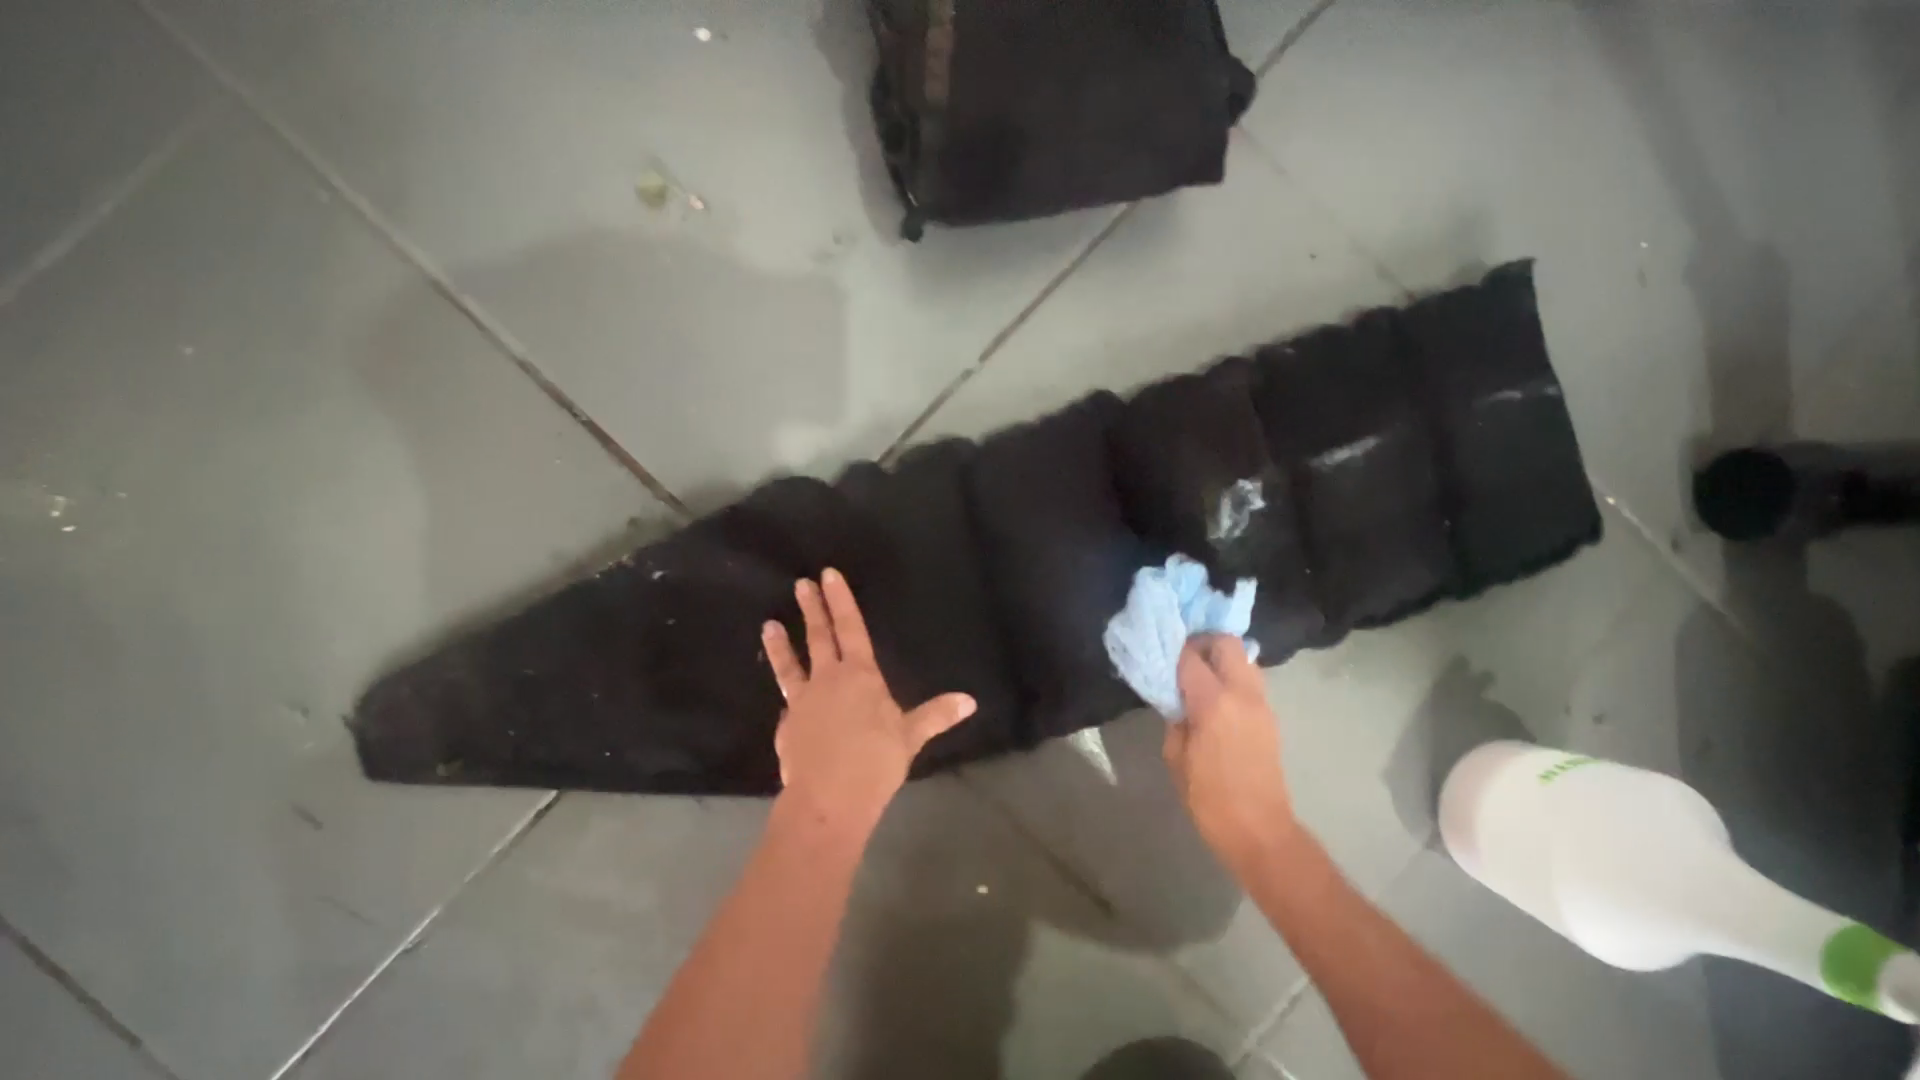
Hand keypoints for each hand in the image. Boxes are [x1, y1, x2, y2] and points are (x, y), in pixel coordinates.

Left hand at [762, 568, 975, 829]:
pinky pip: (788, 704)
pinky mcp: (787, 727)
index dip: (841, 601)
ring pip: (790, 665)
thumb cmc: (876, 762)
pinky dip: (788, 697)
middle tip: (801, 584)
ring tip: (769, 625)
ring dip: (780, 645)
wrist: (829, 798)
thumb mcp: (911, 737)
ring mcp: (803, 702)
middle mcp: (828, 680)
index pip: (851, 629)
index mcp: (861, 675)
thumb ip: (936, 715)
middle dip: (812, 609)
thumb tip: (969, 701)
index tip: (828, 575)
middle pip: (819, 637)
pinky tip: (786, 699)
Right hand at [1164, 635, 1298, 875]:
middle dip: (1204, 643)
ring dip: (1222, 660)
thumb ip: (1175, 719)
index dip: (1175, 651)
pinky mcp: (1270, 717)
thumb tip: (1177, 701)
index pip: (1192, 656)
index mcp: (1214, 703)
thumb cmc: (1209, 798)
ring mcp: (1261, 704)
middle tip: (1183, 659)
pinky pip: (1250, 682)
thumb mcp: (1176, 758)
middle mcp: (1242, 694)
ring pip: (1244, 660)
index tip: (1160, 654)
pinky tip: (1215, 699)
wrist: (1259, 830)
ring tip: (1199, 678)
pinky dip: (1232, 679)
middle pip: (1228, 644)